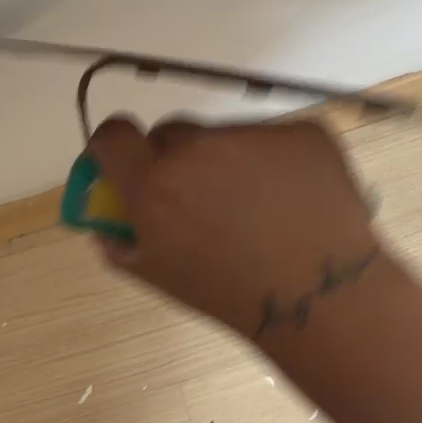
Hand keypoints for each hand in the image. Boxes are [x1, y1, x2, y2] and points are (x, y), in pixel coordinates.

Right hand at [88, 116, 389, 338]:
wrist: (314, 291)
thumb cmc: (221, 290)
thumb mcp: (152, 273)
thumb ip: (117, 241)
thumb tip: (107, 221)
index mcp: (154, 185)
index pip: (113, 134)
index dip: (110, 144)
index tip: (118, 161)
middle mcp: (199, 149)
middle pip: (168, 133)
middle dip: (167, 159)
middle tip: (186, 196)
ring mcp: (254, 135)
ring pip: (219, 138)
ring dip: (218, 162)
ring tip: (244, 206)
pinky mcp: (301, 132)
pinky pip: (267, 140)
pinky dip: (264, 162)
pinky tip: (279, 199)